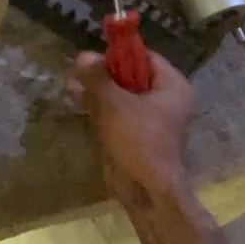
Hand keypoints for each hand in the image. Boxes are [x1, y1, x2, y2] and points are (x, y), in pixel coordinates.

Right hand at [68, 51, 196, 206]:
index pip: (147, 58)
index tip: (94, 53)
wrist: (147, 190)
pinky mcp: (134, 137)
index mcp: (173, 87)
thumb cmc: (140, 141)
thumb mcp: (116, 105)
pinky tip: (78, 101)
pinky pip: (117, 115)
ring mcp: (150, 121)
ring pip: (121, 97)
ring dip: (98, 91)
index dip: (120, 53)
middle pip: (133, 76)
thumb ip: (99, 79)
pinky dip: (99, 109)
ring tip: (71, 83)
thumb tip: (83, 55)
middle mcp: (166, 101)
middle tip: (77, 68)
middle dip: (104, 73)